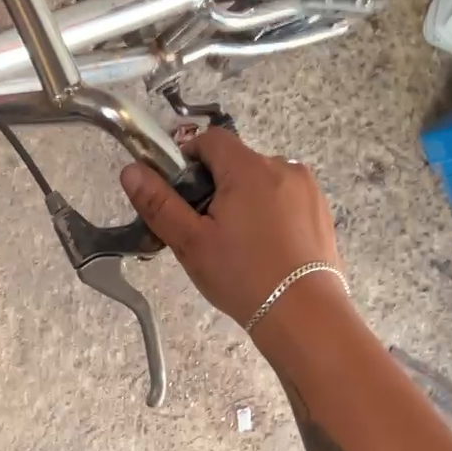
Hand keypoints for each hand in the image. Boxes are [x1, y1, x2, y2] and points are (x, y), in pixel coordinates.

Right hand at [120, 128, 342, 327]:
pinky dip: (268, 216)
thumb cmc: (242, 276)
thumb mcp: (190, 243)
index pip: (210, 139)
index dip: (188, 158)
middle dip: (215, 188)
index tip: (178, 193)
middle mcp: (282, 167)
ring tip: (236, 246)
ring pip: (261, 183)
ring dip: (243, 201)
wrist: (302, 311)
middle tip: (203, 231)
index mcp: (247, 169)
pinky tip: (262, 250)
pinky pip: (284, 200)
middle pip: (236, 163)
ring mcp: (306, 187)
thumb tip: (131, 171)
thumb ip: (159, 204)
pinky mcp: (320, 209)